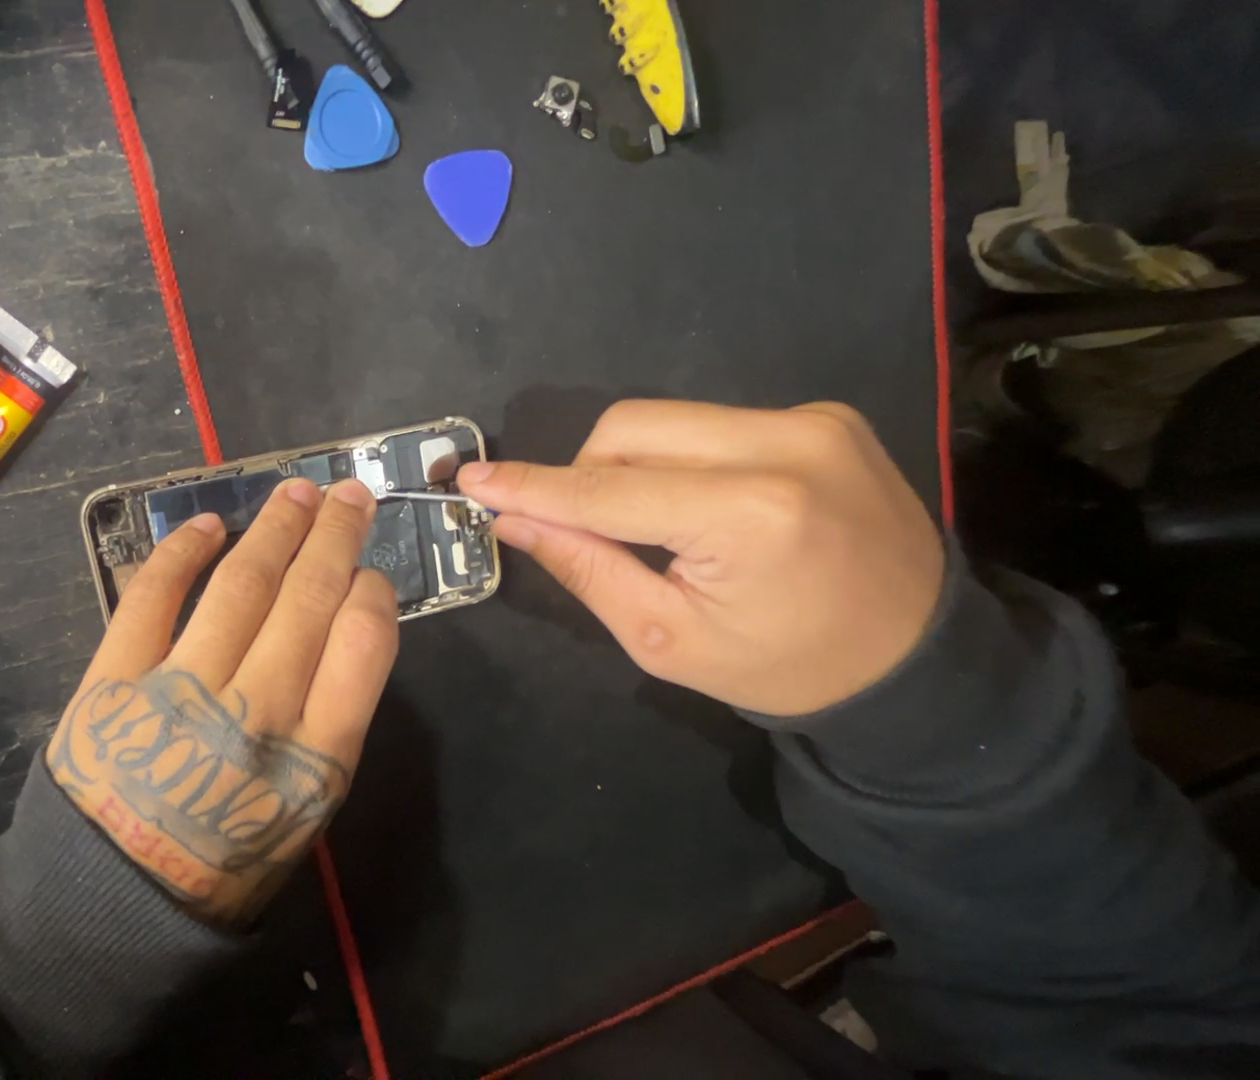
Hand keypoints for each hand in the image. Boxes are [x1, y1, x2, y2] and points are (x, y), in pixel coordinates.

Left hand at [46, 478, 397, 925]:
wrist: (109, 907)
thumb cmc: (224, 863)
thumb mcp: (307, 815)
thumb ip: (333, 723)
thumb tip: (343, 626)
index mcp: (314, 759)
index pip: (362, 643)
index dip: (372, 592)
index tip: (371, 572)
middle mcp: (254, 713)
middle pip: (306, 598)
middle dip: (335, 536)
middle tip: (350, 494)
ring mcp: (179, 689)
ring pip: (240, 585)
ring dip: (274, 529)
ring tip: (298, 492)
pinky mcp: (112, 678)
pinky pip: (151, 596)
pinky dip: (181, 552)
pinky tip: (208, 523)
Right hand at [459, 400, 943, 716]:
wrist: (919, 662)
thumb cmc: (784, 668)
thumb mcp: (668, 639)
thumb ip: (586, 568)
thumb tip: (514, 517)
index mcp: (748, 515)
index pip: (605, 489)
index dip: (531, 485)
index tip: (471, 478)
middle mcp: (784, 444)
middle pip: (630, 427)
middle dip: (585, 473)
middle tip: (590, 530)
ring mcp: (812, 420)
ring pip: (666, 418)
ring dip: (630, 464)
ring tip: (654, 523)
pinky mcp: (824, 416)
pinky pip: (711, 423)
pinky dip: (680, 459)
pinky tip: (705, 506)